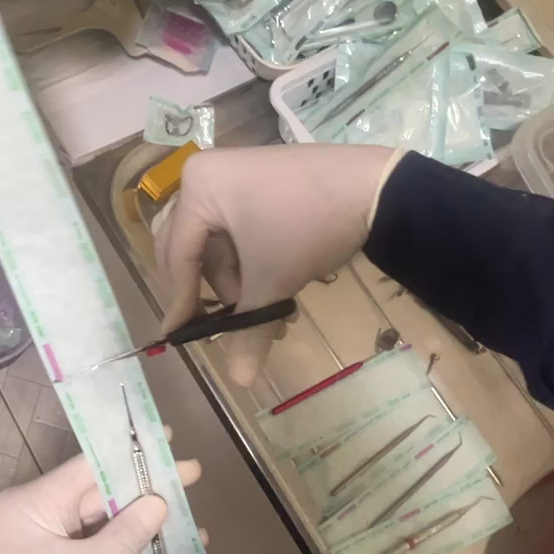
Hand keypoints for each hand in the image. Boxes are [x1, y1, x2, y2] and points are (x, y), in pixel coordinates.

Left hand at [0, 452, 201, 553]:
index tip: (166, 437)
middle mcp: (37, 511)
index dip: (128, 452)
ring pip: (102, 517)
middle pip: (98, 490)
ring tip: (190, 513)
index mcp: (32, 503)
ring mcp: (49, 538)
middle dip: (144, 486)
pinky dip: (128, 543)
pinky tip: (166, 544)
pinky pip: (97, 542)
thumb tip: (159, 500)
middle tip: (191, 472)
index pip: (87, 467)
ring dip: (142, 518)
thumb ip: (125, 533)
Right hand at [156, 144, 398, 385]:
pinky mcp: (257, 175)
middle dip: (210, 289)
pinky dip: (249, 258)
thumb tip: (240, 383)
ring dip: (236, 279)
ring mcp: (232, 170)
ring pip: (215, 239)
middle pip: (188, 245)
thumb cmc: (307, 229)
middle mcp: (204, 173)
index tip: (177, 335)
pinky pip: (234, 223)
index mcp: (197, 189)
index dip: (179, 300)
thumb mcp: (273, 283)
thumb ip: (248, 332)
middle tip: (220, 323)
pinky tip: (273, 282)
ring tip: (268, 310)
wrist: (375, 186)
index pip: (178, 255)